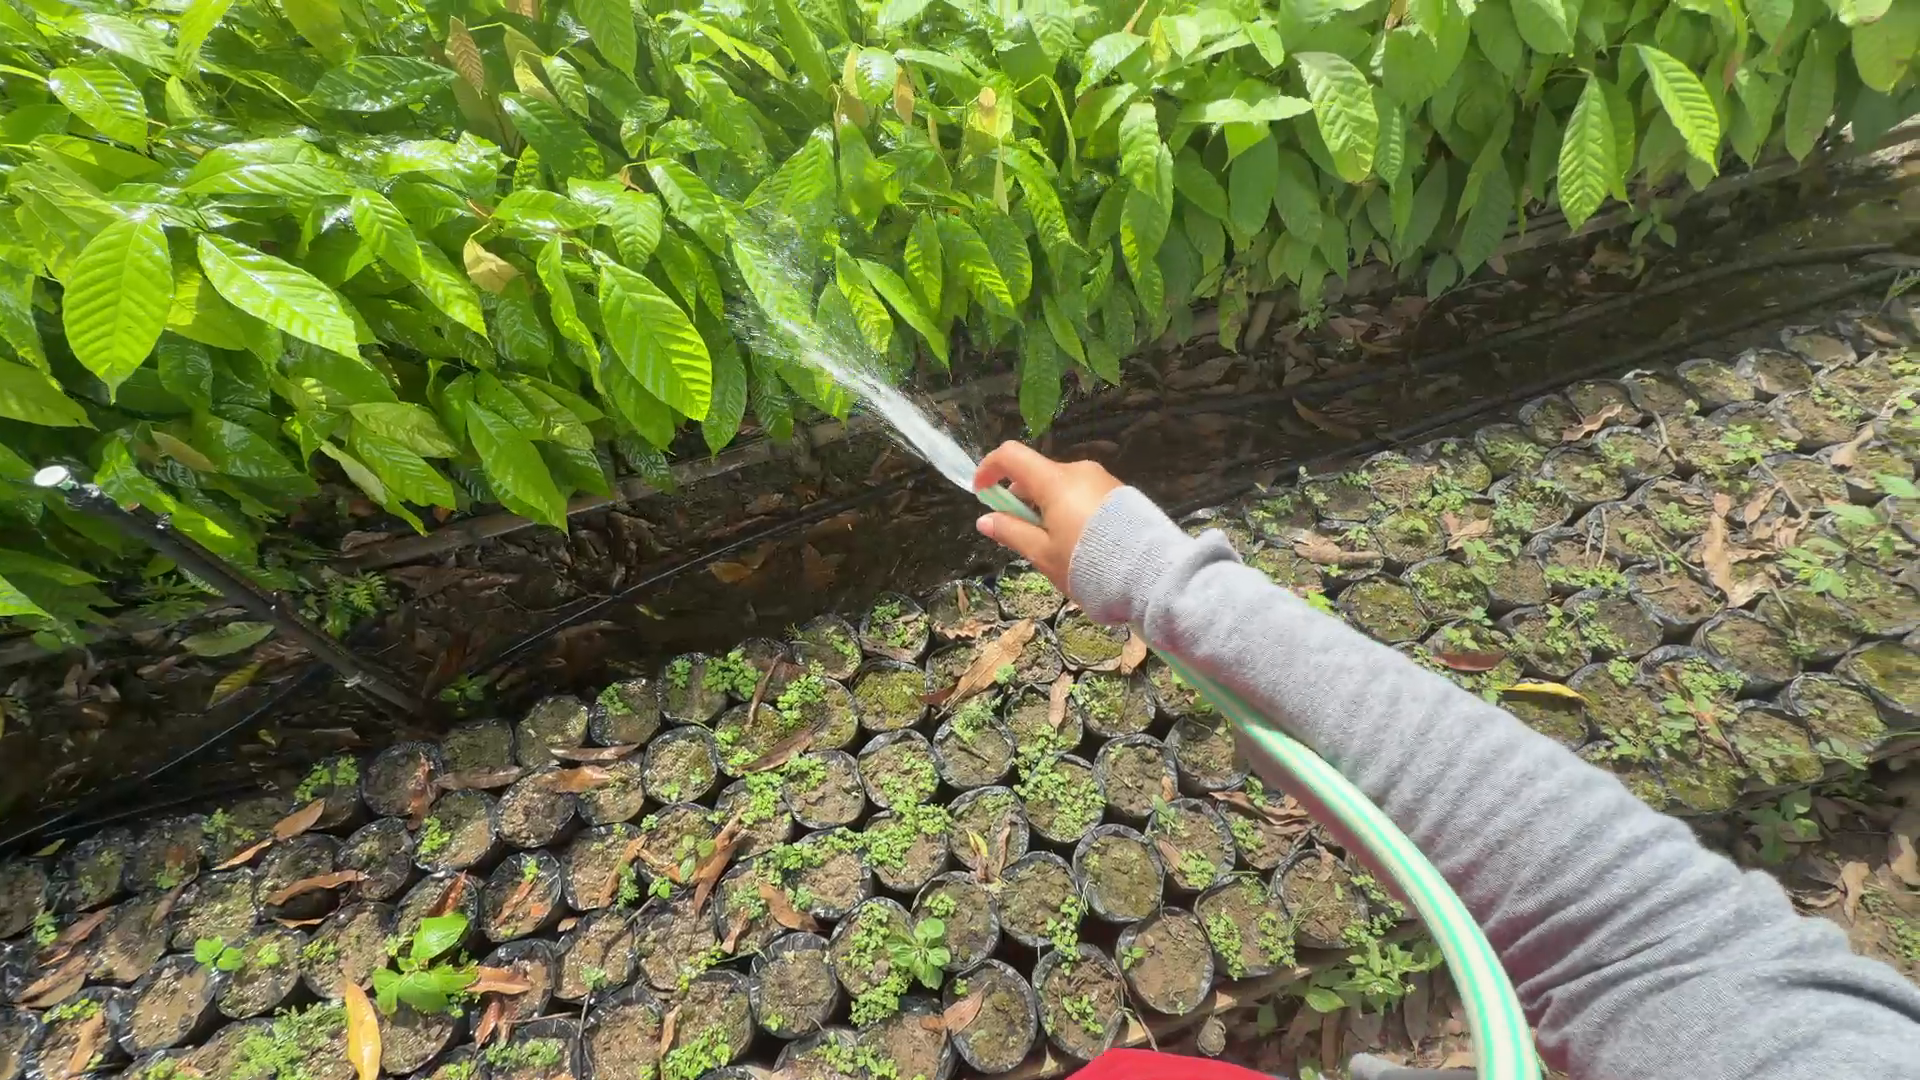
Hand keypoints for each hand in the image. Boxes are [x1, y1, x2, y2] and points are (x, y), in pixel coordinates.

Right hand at [972, 441, 1123, 588]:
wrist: (1150, 574)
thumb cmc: (1087, 563)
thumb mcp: (1042, 554)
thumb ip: (1011, 532)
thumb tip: (985, 519)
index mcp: (1055, 480)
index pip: (1011, 455)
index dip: (989, 469)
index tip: (981, 493)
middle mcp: (1079, 471)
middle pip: (1037, 473)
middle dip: (1021, 497)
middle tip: (1020, 533)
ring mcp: (1102, 480)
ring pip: (1061, 485)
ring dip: (1046, 505)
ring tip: (1053, 544)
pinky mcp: (1120, 493)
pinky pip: (1083, 493)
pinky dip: (1069, 508)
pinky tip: (1078, 541)